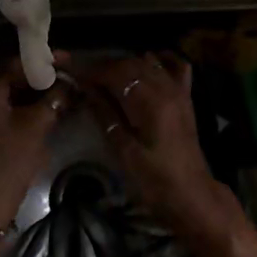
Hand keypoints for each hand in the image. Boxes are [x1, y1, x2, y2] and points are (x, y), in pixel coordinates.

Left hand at [0, 53, 70, 228]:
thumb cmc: (8, 163)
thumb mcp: (36, 127)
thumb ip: (54, 99)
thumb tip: (69, 84)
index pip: (15, 65)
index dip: (45, 62)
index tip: (69, 61)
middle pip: (12, 81)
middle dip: (42, 81)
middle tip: (69, 81)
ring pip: (10, 99)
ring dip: (36, 98)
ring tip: (64, 98)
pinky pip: (5, 115)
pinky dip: (25, 113)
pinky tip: (47, 117)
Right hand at [83, 52, 233, 238]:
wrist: (192, 195)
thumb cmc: (155, 181)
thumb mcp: (124, 151)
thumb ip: (105, 114)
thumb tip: (85, 86)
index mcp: (150, 102)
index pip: (114, 73)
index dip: (87, 68)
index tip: (64, 64)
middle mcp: (166, 89)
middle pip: (129, 64)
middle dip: (101, 64)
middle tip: (77, 70)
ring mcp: (179, 91)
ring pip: (148, 63)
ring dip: (123, 64)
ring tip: (100, 73)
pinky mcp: (185, 98)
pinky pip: (174, 67)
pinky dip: (158, 60)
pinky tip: (146, 62)